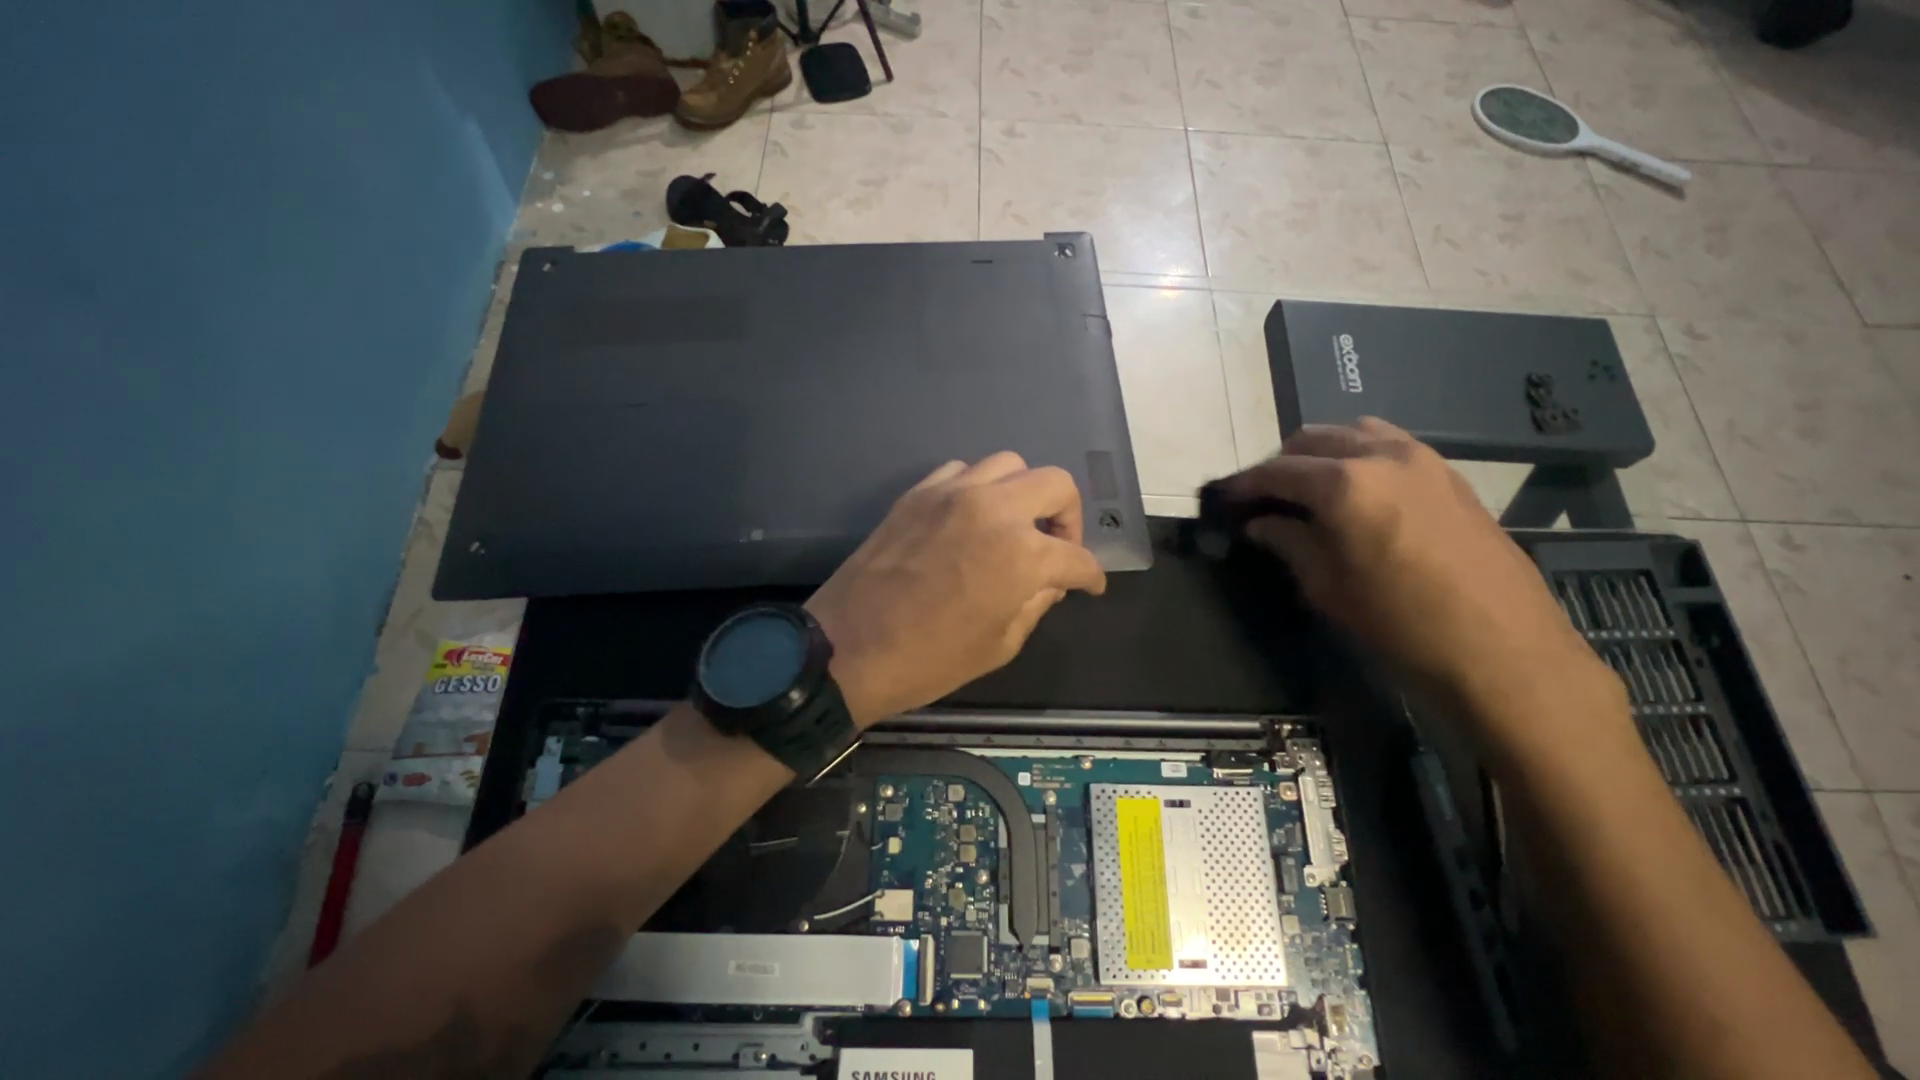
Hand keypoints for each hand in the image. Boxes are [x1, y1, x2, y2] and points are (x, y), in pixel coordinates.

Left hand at [807, 453, 1107, 727]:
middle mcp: (994, 509)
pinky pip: (962, 471)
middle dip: (1068, 517)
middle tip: (1057, 548)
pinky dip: (978, 489)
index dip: (1091, 576)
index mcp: (1022, 554)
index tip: (1089, 586)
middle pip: (1055, 484)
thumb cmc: (929, 660)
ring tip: (1013, 528)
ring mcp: (952, 493)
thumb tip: (1051, 582)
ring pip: (1009, 465)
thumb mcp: (1000, 644)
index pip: (1077, 557)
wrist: (848, 649)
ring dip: (1022, 494)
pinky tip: (970, 520)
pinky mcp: (917, 493)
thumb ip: (1035, 603)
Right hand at [1215, 418, 1611, 713]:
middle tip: (1264, 500)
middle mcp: (1381, 455)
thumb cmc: (1402, 626)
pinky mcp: (1451, 474)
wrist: (1503, 650)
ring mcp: (1423, 459)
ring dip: (1324, 453)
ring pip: (1355, 432)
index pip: (1276, 470)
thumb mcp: (1329, 589)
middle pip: (1313, 439)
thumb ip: (1289, 543)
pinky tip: (1359, 493)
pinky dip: (1362, 456)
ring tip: (1310, 491)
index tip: (1223, 499)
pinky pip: (1392, 446)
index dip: (1244, 484)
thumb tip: (1261, 522)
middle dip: (1282, 464)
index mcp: (1344, 483)